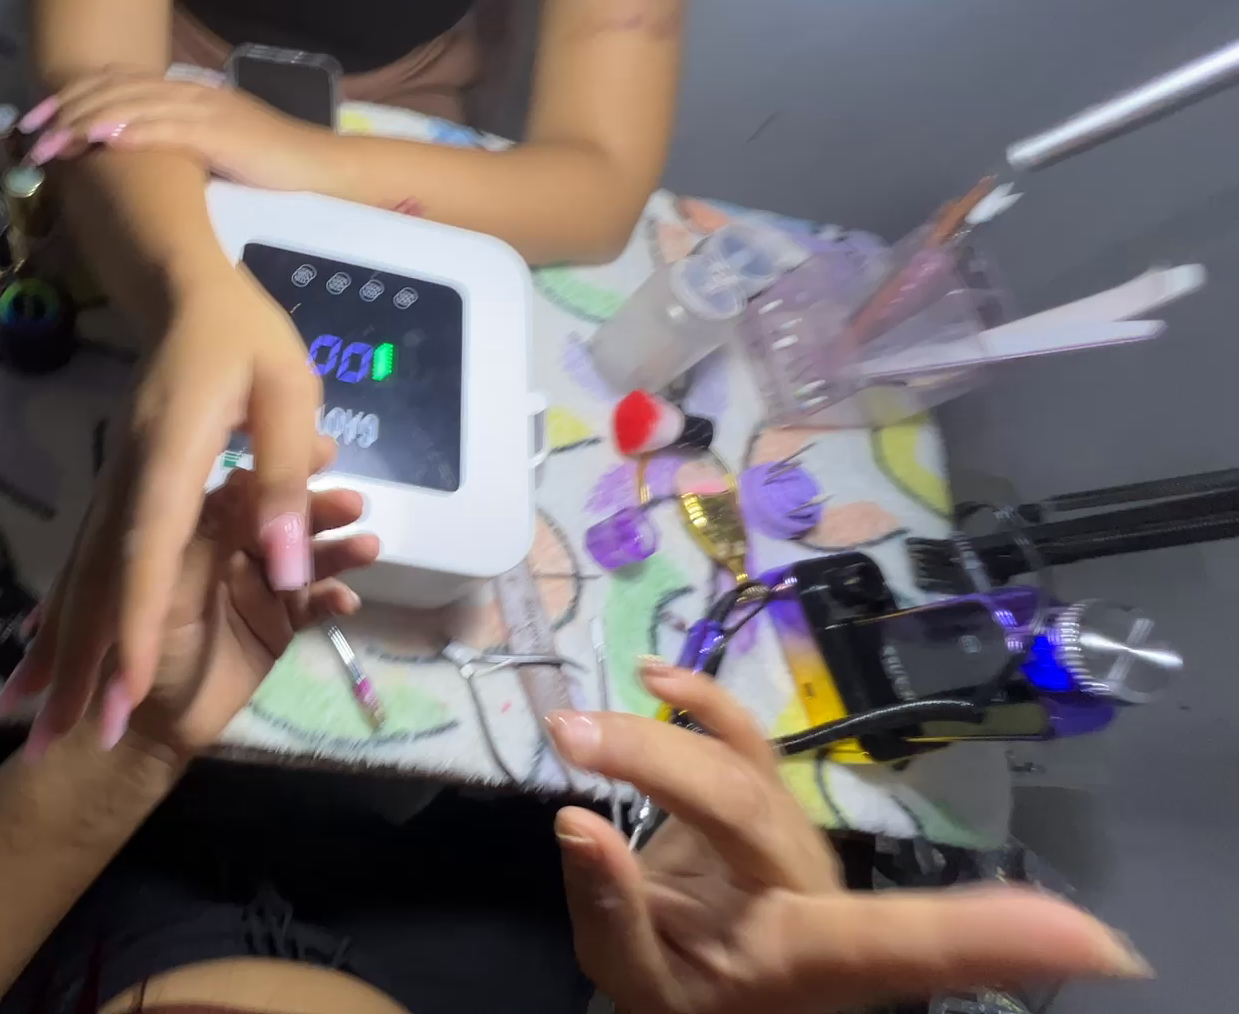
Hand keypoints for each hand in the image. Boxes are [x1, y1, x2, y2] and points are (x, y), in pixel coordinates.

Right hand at [0, 271, 328, 751]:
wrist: (183, 294)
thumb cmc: (245, 339)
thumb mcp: (287, 393)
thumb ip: (282, 476)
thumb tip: (285, 565)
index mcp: (172, 458)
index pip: (149, 554)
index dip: (137, 628)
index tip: (124, 698)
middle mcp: (130, 480)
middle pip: (99, 576)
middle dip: (82, 660)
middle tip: (58, 742)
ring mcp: (116, 482)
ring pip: (83, 570)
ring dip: (61, 643)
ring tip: (36, 716)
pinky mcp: (118, 485)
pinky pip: (88, 555)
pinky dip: (67, 605)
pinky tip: (49, 645)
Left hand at [19, 69, 335, 189]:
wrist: (319, 167)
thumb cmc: (271, 166)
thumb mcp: (216, 150)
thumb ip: (180, 147)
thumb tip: (142, 161)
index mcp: (187, 95)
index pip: (121, 85)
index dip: (77, 97)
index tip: (42, 120)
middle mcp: (190, 94)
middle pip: (118, 89)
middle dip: (68, 108)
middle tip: (30, 130)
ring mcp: (206, 111)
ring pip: (135, 106)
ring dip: (88, 121)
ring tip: (52, 139)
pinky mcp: (221, 135)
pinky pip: (169, 129)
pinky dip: (133, 130)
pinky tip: (104, 137)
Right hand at [547, 666, 1151, 1012]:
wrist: (694, 970)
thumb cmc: (677, 989)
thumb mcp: (628, 977)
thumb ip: (611, 909)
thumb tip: (575, 819)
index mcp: (797, 960)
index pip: (888, 949)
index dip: (977, 939)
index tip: (1089, 939)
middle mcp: (810, 886)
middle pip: (743, 801)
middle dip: (652, 758)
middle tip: (568, 736)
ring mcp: (792, 831)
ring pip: (735, 761)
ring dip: (653, 734)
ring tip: (577, 727)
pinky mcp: (765, 795)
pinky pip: (741, 735)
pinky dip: (700, 699)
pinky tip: (656, 675)